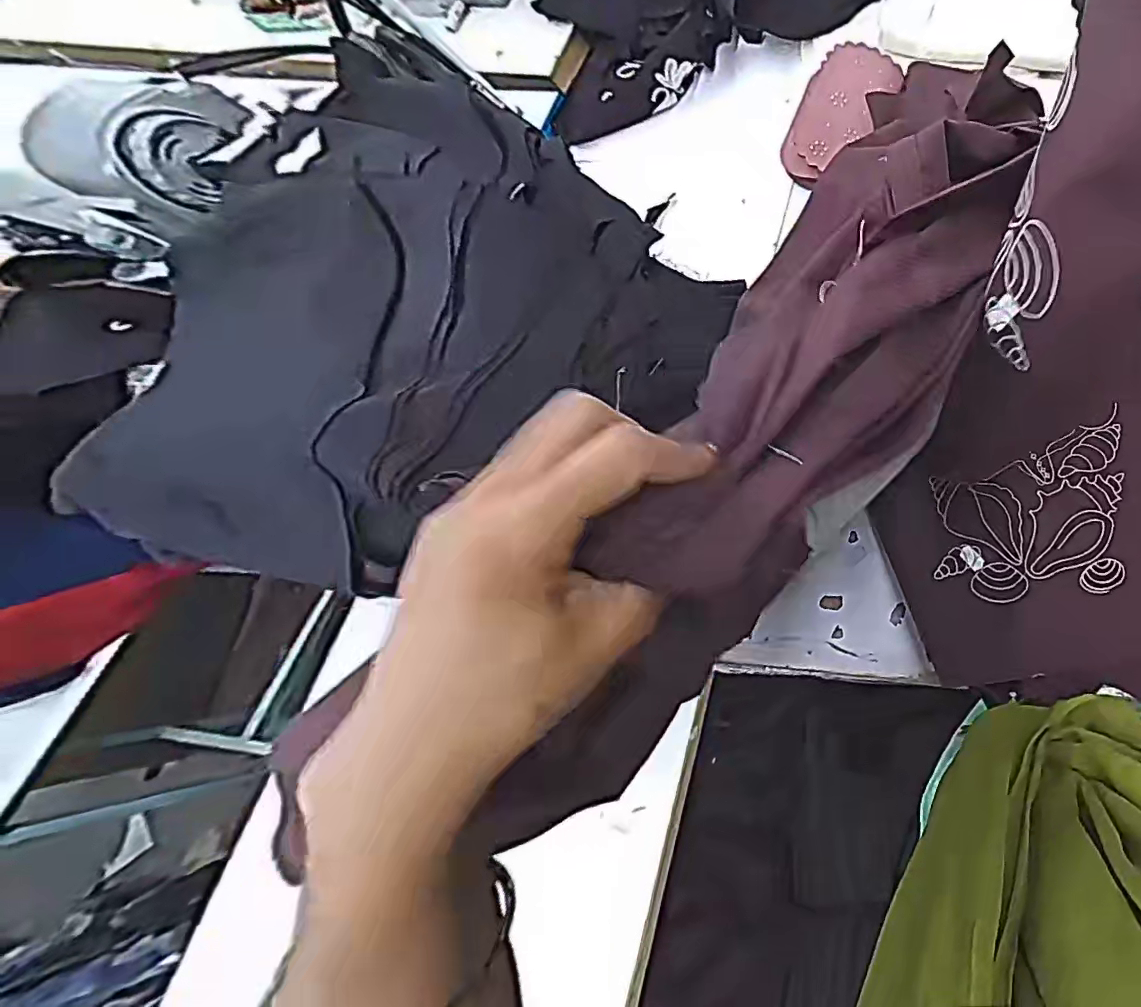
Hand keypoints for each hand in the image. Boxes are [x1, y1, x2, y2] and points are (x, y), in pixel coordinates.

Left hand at [300, 391, 714, 850]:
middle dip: (636, 433)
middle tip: (670, 477)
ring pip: (547, 432)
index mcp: (516, 528)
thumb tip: (678, 543)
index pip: (613, 452)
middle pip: (573, 414)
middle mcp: (480, 500)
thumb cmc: (500, 703)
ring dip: (604, 450)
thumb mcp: (604, 640)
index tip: (711, 466)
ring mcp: (461, 506)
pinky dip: (575, 471)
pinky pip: (528, 464)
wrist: (408, 749)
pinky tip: (595, 516)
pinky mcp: (457, 522)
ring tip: (640, 494)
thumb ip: (653, 577)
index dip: (674, 453)